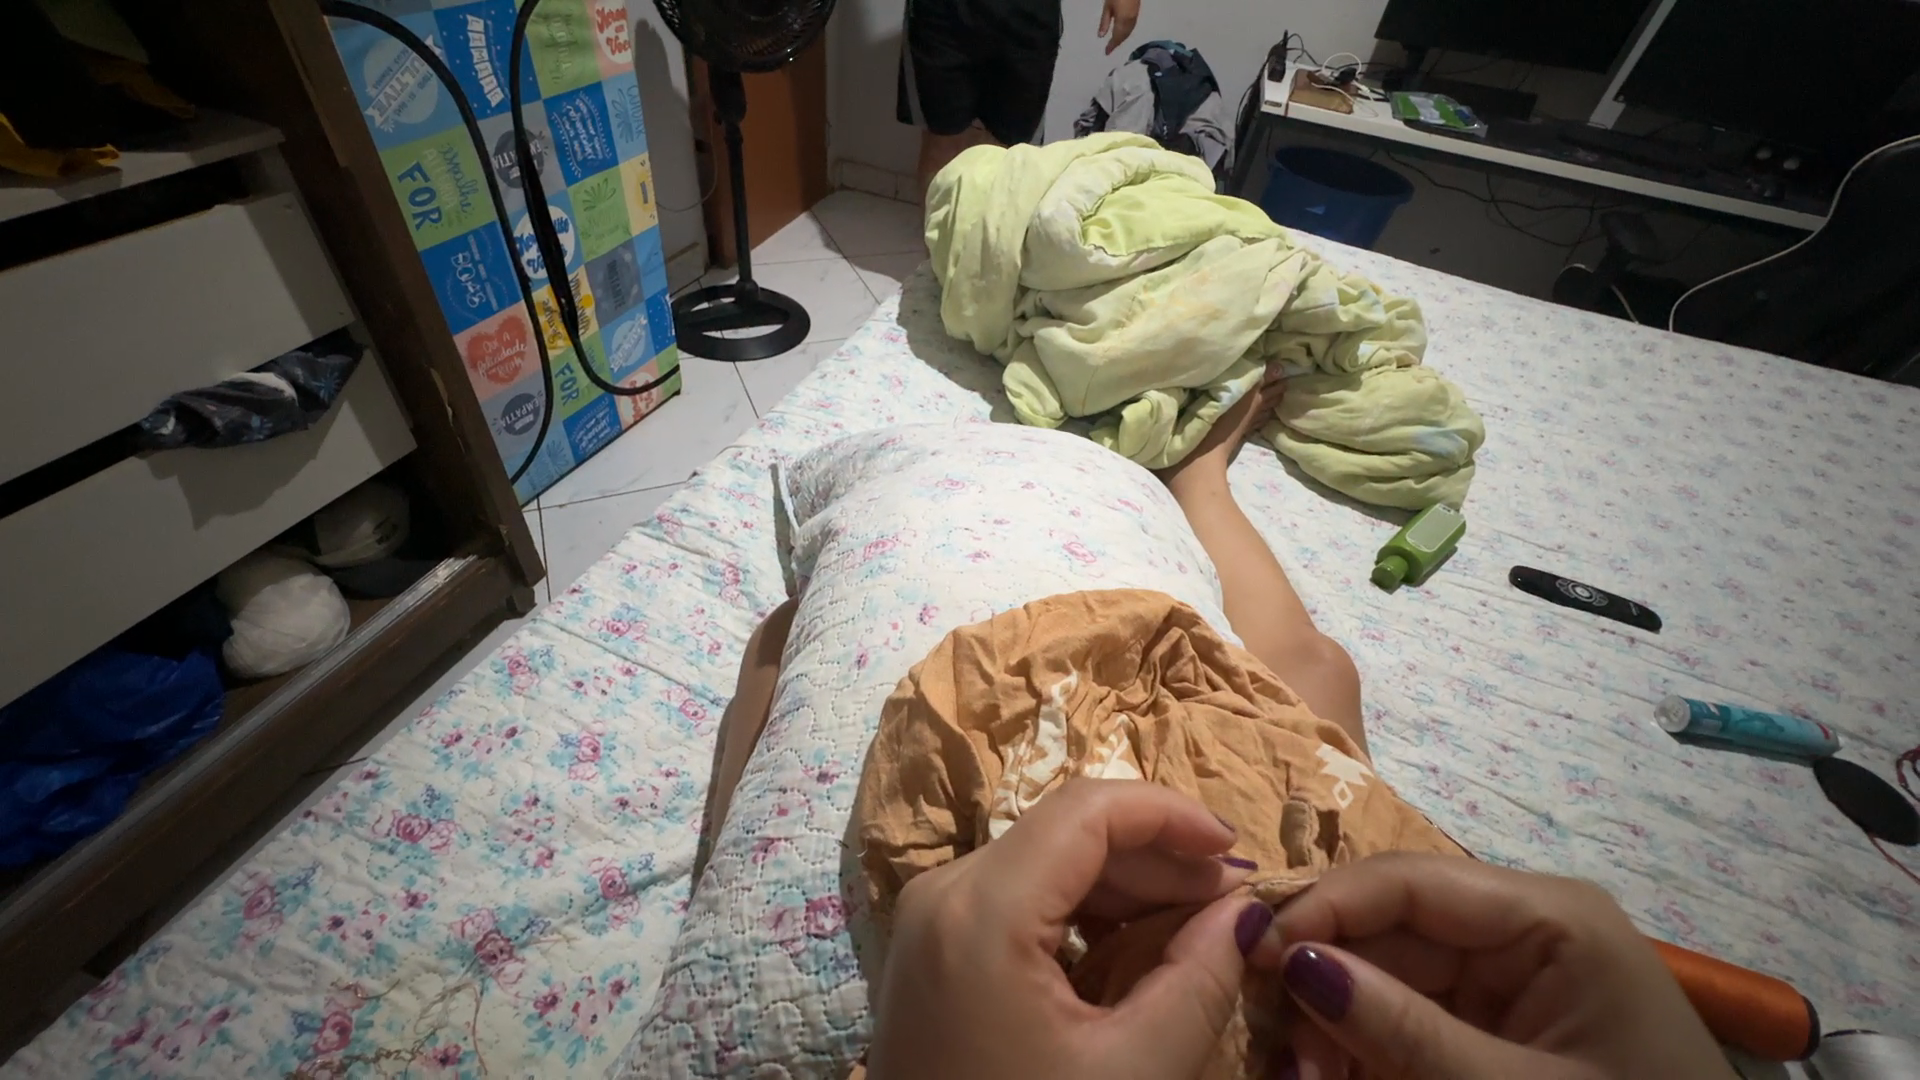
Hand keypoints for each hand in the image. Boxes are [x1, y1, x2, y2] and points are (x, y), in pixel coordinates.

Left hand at [866, 780, 1264, 1079]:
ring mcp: (932, 910)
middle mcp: (944, 888)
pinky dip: (1083, 904)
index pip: (1083, 810)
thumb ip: (1197, 981)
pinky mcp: (935, 937)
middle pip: (1063, 830)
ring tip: (1196, 914)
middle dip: (1153, 852)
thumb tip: (1243, 911)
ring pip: (1044, 856)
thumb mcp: (1131, 1075)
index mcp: (980, 910)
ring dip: (1124, 877)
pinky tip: (1135, 936)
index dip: (1166, 812)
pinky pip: (1019, 890)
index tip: (1234, 845)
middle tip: (1229, 895)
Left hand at [1099, 0, 1138, 54]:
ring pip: (1128, 32)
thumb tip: (1101, 36)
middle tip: (1110, 49)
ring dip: (1122, 39)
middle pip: (1123, 36)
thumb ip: (1104, 22)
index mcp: (1122, 21)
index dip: (1111, 46)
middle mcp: (1130, 21)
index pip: (1116, 38)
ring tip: (1115, 43)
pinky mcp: (1136, 12)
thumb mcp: (1107, 7)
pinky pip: (1131, 27)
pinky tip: (1122, 33)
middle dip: (1117, 43)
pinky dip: (1126, 33)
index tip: (1106, 53)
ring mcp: (1135, 16)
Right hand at [1255, 854, 1735, 1079]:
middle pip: (1384, 926)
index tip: (1255, 948)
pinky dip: (1359, 1043)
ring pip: (1381, 972)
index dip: (1323, 905)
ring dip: (1330, 1018)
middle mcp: (1513, 926)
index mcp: (1546, 915)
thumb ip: (1403, 1029)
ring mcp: (1499, 973)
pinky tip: (1325, 1071)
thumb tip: (1289, 959)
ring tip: (1298, 1072)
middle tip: (1272, 1032)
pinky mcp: (1487, 1018)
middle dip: (1322, 977)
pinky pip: (1401, 1012)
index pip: (1404, 878)